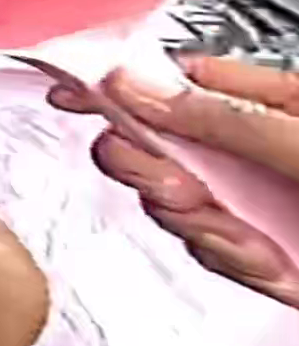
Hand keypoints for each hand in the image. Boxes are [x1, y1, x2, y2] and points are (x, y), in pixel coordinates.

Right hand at [51, 55, 298, 307]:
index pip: (174, 82)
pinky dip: (229, 257)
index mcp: (287, 111)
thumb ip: (231, 117)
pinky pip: (216, 247)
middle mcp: (270, 153)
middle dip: (150, 164)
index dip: (113, 85)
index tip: (69, 94)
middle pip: (158, 140)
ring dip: (192, 218)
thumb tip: (130, 82)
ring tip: (235, 236)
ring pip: (177, 197)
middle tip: (171, 183)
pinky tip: (264, 263)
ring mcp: (275, 204)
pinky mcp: (282, 254)